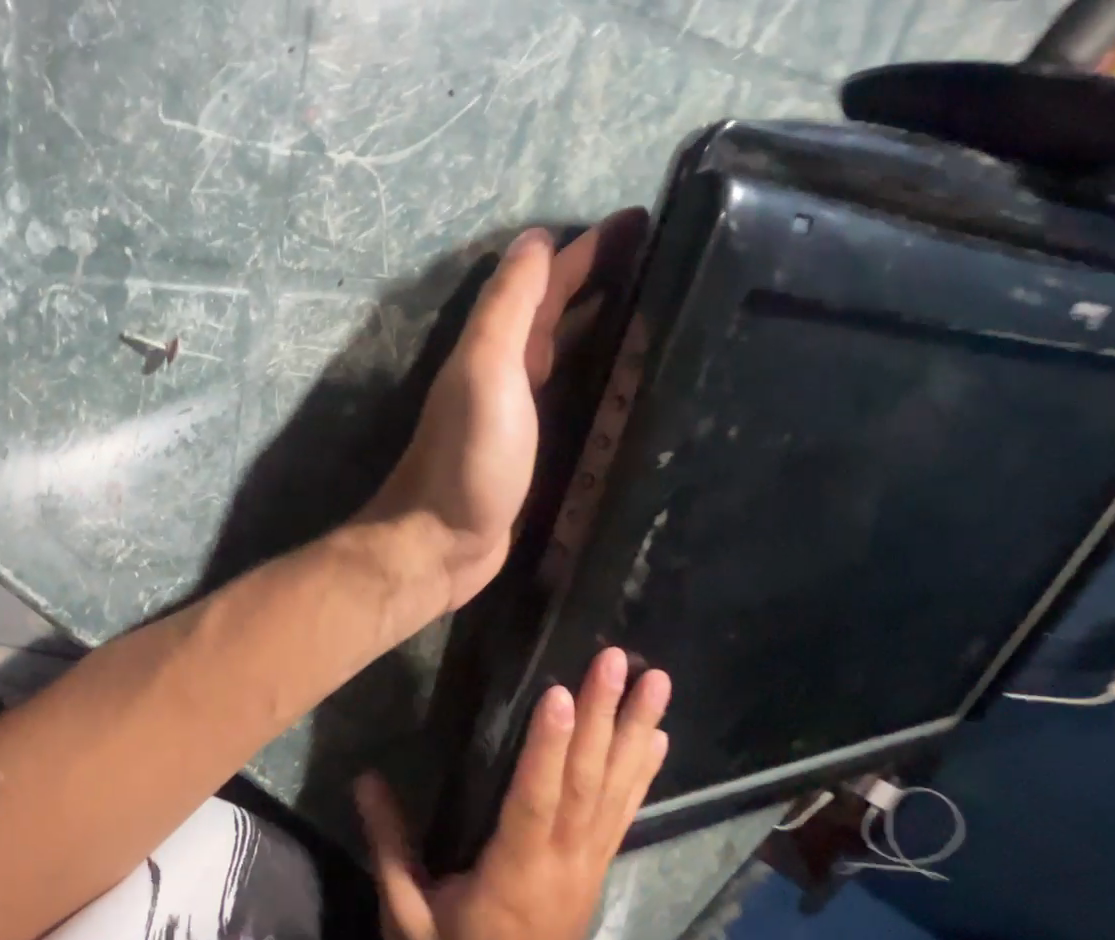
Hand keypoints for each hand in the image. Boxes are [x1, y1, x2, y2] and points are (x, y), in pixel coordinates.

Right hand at [354, 648, 669, 939]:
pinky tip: (656, 739)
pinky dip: (641, 773)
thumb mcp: (406, 916)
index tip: (560, 693)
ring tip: (656, 681)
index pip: (534, 802)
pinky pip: (622, 813)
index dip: (548, 748)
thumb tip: (367, 777)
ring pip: (614, 791)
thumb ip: (390, 847)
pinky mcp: (594, 869)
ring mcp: (586, 867)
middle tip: (619, 660)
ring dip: (634, 731)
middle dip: (603, 716)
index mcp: (513, 876)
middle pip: (586, 783)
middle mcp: (562, 865)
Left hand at [358, 211, 644, 610]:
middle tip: (674, 261)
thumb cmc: (466, 459)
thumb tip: (534, 240)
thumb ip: (507, 309)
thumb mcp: (485, 372)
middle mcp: (506, 375)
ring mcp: (521, 417)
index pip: (546, 280)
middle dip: (606, 283)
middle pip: (559, 314)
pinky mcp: (535, 456)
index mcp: (497, 348)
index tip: (648, 218)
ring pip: (568, 356)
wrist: (440, 545)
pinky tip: (635, 390)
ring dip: (607, 330)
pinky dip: (603, 384)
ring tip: (668, 315)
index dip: (590, 248)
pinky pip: (575, 403)